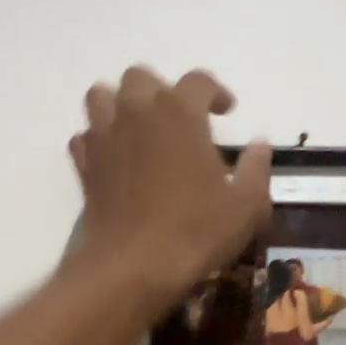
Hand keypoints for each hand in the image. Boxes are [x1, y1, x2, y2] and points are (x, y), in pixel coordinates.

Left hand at [67, 66, 272, 303]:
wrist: (132, 267)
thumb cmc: (195, 232)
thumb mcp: (247, 206)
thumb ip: (257, 169)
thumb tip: (260, 145)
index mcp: (180, 112)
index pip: (198, 81)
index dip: (215, 92)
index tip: (226, 111)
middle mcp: (137, 113)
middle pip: (142, 77)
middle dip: (162, 90)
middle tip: (179, 119)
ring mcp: (105, 138)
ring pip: (102, 96)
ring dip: (120, 104)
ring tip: (139, 129)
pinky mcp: (85, 166)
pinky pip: (85, 137)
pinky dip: (98, 141)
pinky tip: (115, 159)